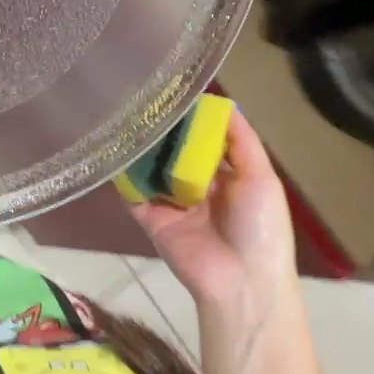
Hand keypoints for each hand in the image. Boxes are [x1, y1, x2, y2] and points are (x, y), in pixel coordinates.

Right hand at [127, 111, 296, 314]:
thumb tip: (224, 103)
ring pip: (151, 168)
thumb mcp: (262, 179)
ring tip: (124, 120)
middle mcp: (196, 185)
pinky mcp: (149, 216)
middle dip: (163, 132)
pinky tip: (112, 152)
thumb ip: (242, 142)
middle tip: (142, 103)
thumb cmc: (259, 227)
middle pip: (175, 152)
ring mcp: (170, 201)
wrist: (240, 280)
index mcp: (227, 176)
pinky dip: (122, 175)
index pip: (205, 141)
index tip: (174, 93)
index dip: (193, 119)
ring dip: (141, 149)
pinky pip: (132, 192)